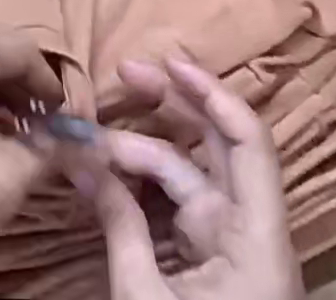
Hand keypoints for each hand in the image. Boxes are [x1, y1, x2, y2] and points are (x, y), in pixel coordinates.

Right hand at [81, 57, 302, 299]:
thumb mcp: (146, 298)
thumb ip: (118, 222)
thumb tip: (79, 156)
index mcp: (256, 238)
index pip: (248, 143)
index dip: (213, 93)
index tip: (167, 60)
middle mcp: (247, 229)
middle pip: (214, 146)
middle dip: (168, 103)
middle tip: (121, 73)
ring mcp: (227, 242)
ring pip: (185, 173)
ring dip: (140, 146)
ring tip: (92, 133)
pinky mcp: (206, 257)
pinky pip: (172, 202)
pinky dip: (139, 180)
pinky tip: (106, 167)